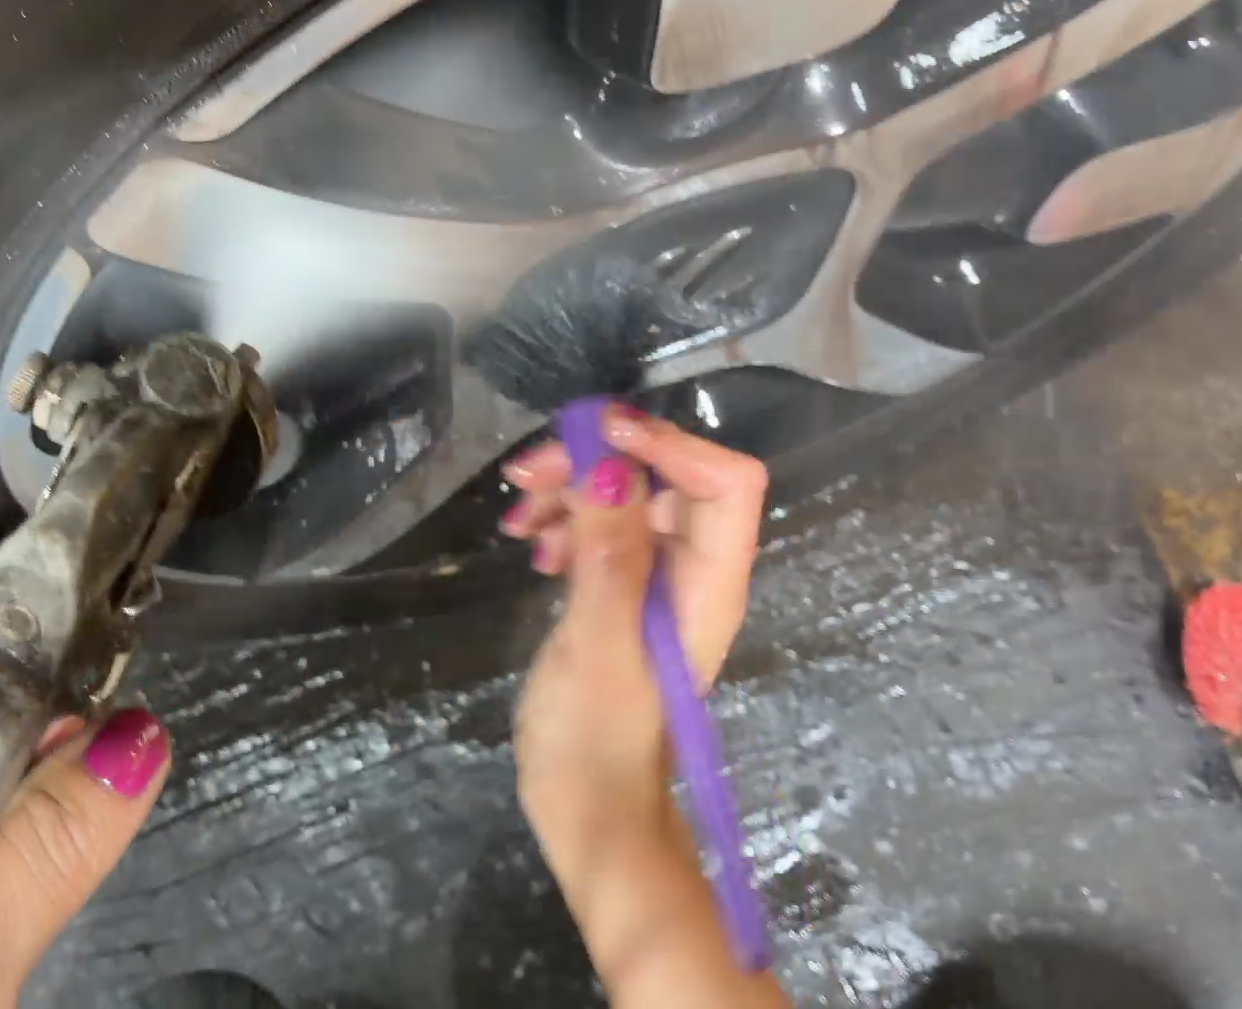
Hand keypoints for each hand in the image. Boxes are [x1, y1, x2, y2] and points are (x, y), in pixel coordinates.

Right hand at [500, 408, 786, 1007]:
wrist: (587, 807)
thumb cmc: (595, 738)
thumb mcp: (596, 642)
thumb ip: (609, 553)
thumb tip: (610, 466)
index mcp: (708, 580)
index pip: (724, 480)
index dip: (667, 443)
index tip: (592, 435)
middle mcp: (692, 570)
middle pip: (665, 478)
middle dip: (597, 461)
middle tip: (527, 474)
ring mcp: (655, 581)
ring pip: (625, 498)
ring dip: (570, 491)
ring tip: (517, 519)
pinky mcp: (621, 592)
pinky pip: (601, 530)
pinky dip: (564, 523)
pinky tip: (532, 547)